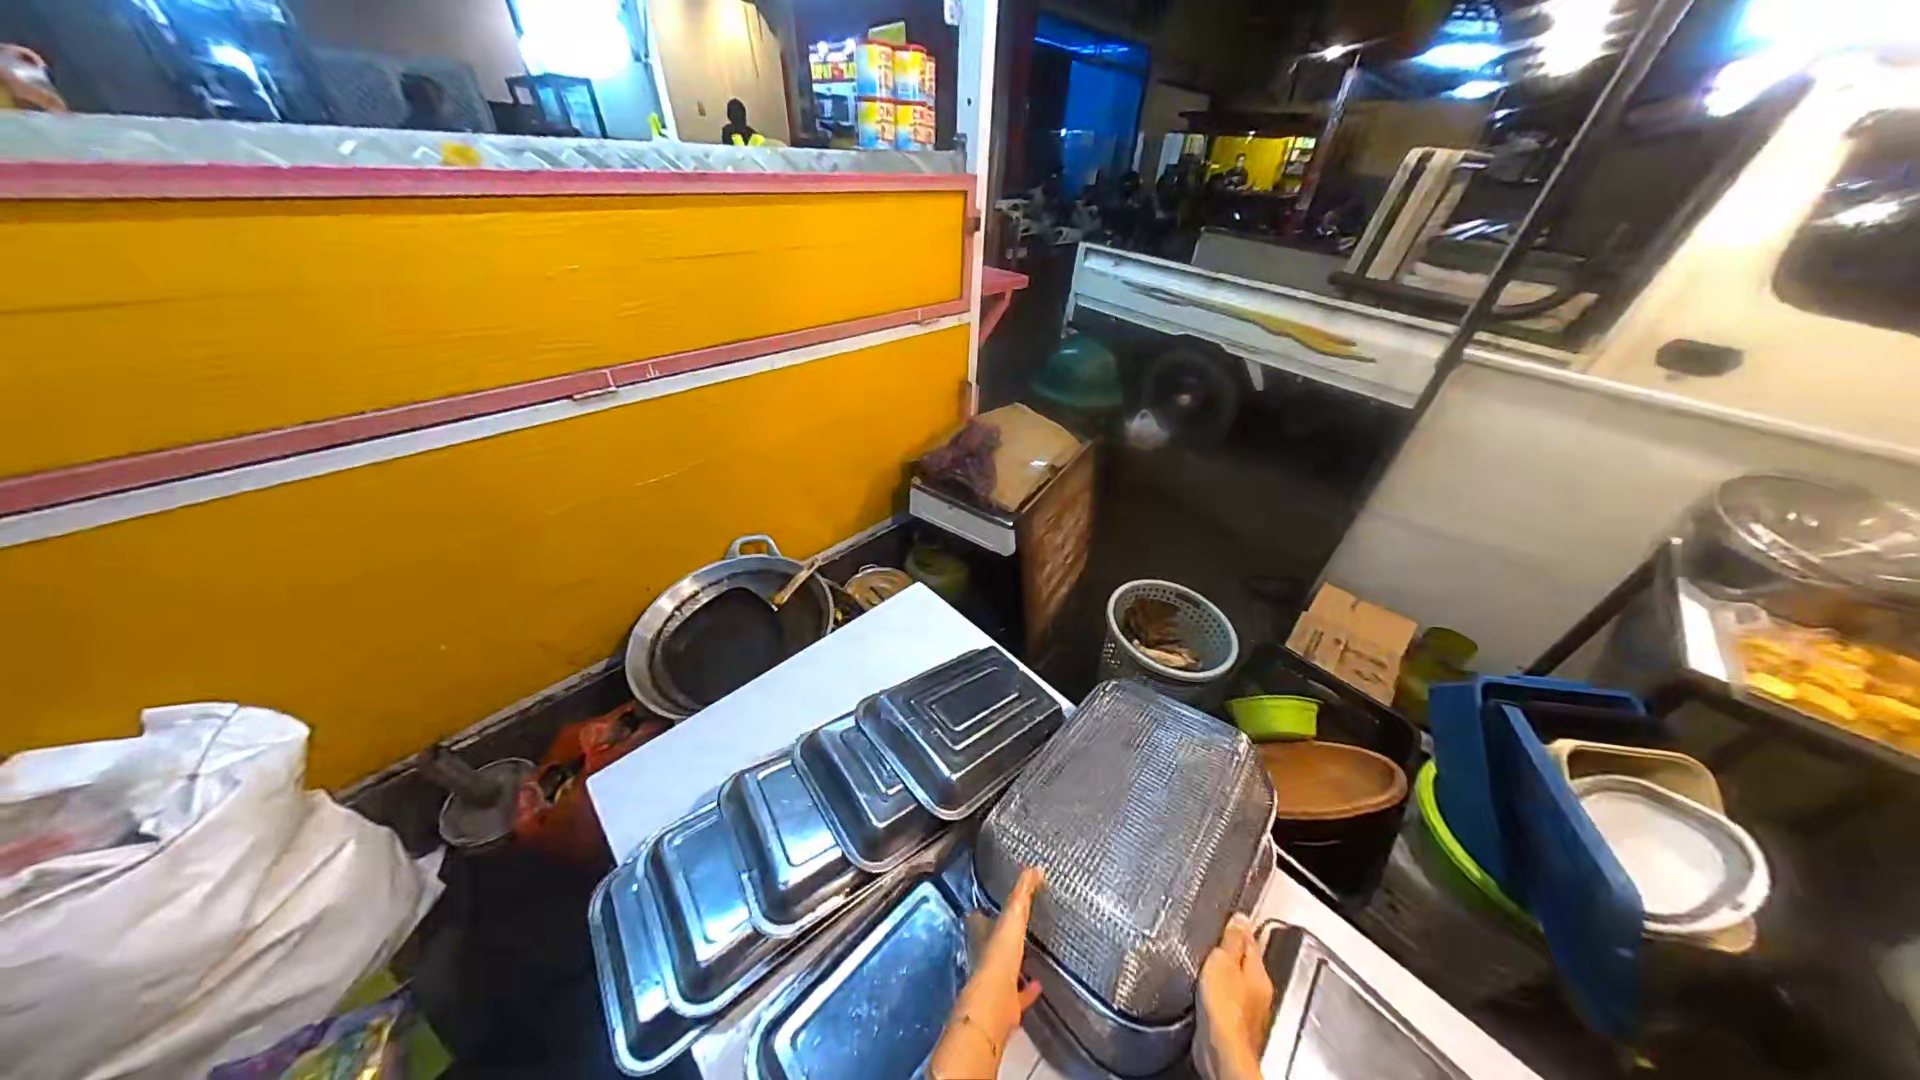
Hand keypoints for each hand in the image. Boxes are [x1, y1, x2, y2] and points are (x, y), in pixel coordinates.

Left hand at [930, 866, 1044, 1079]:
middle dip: (999, 937)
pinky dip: (1028, 989)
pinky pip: (1019, 993)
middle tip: (1014, 927)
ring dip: (1014, 962)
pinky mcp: (1007, 1004)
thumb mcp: (1012, 916)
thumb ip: (1022, 892)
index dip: (985, 911)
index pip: (980, 917)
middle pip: (991, 943)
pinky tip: (1038, 984)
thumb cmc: (999, 956)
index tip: (992, 903)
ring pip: (1004, 968)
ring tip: (1028, 953)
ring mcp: (994, 981)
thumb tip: (1035, 867)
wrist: (995, 1004)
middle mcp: (984, 956)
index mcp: (982, 934)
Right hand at [1193, 914, 1275, 1079]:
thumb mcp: (1223, 961)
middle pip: (1246, 964)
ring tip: (1208, 963)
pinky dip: (1219, 994)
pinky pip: (1227, 1001)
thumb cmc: (1224, 1007)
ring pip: (1237, 983)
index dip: (1239, 929)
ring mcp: (1249, 1011)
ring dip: (1225, 974)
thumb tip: (1241, 918)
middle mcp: (1259, 993)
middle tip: (1215, 940)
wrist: (1222, 1050)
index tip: (1229, 920)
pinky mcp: (1235, 1026)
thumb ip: (1232, 940)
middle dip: (1232, 953)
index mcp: (1258, 973)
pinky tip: (1208, 993)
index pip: (1251, 942)